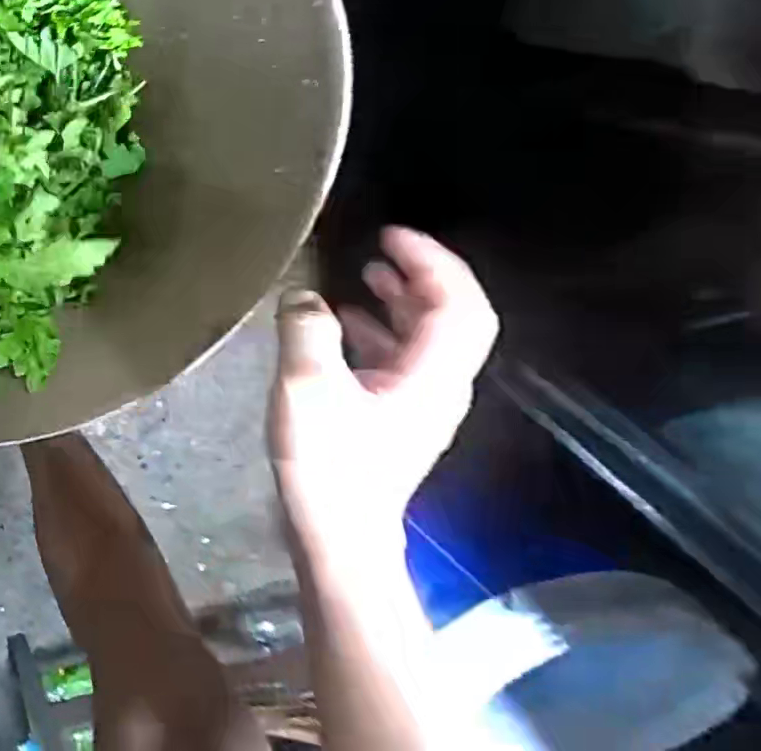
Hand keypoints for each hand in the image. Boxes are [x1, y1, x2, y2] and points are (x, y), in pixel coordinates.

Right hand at [269, 227, 498, 545]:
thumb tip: (303, 296)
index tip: (393, 234)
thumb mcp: (307, 387)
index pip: (457, 307)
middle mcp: (436, 386)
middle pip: (448, 320)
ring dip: (398, 301)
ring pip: (421, 338)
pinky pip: (394, 357)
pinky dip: (374, 329)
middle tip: (379, 247)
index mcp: (430, 376)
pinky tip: (338, 323)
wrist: (337, 527)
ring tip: (362, 274)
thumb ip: (307, 331)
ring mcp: (414, 403)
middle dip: (420, 277)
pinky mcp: (389, 415)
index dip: (433, 264)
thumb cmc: (327, 458)